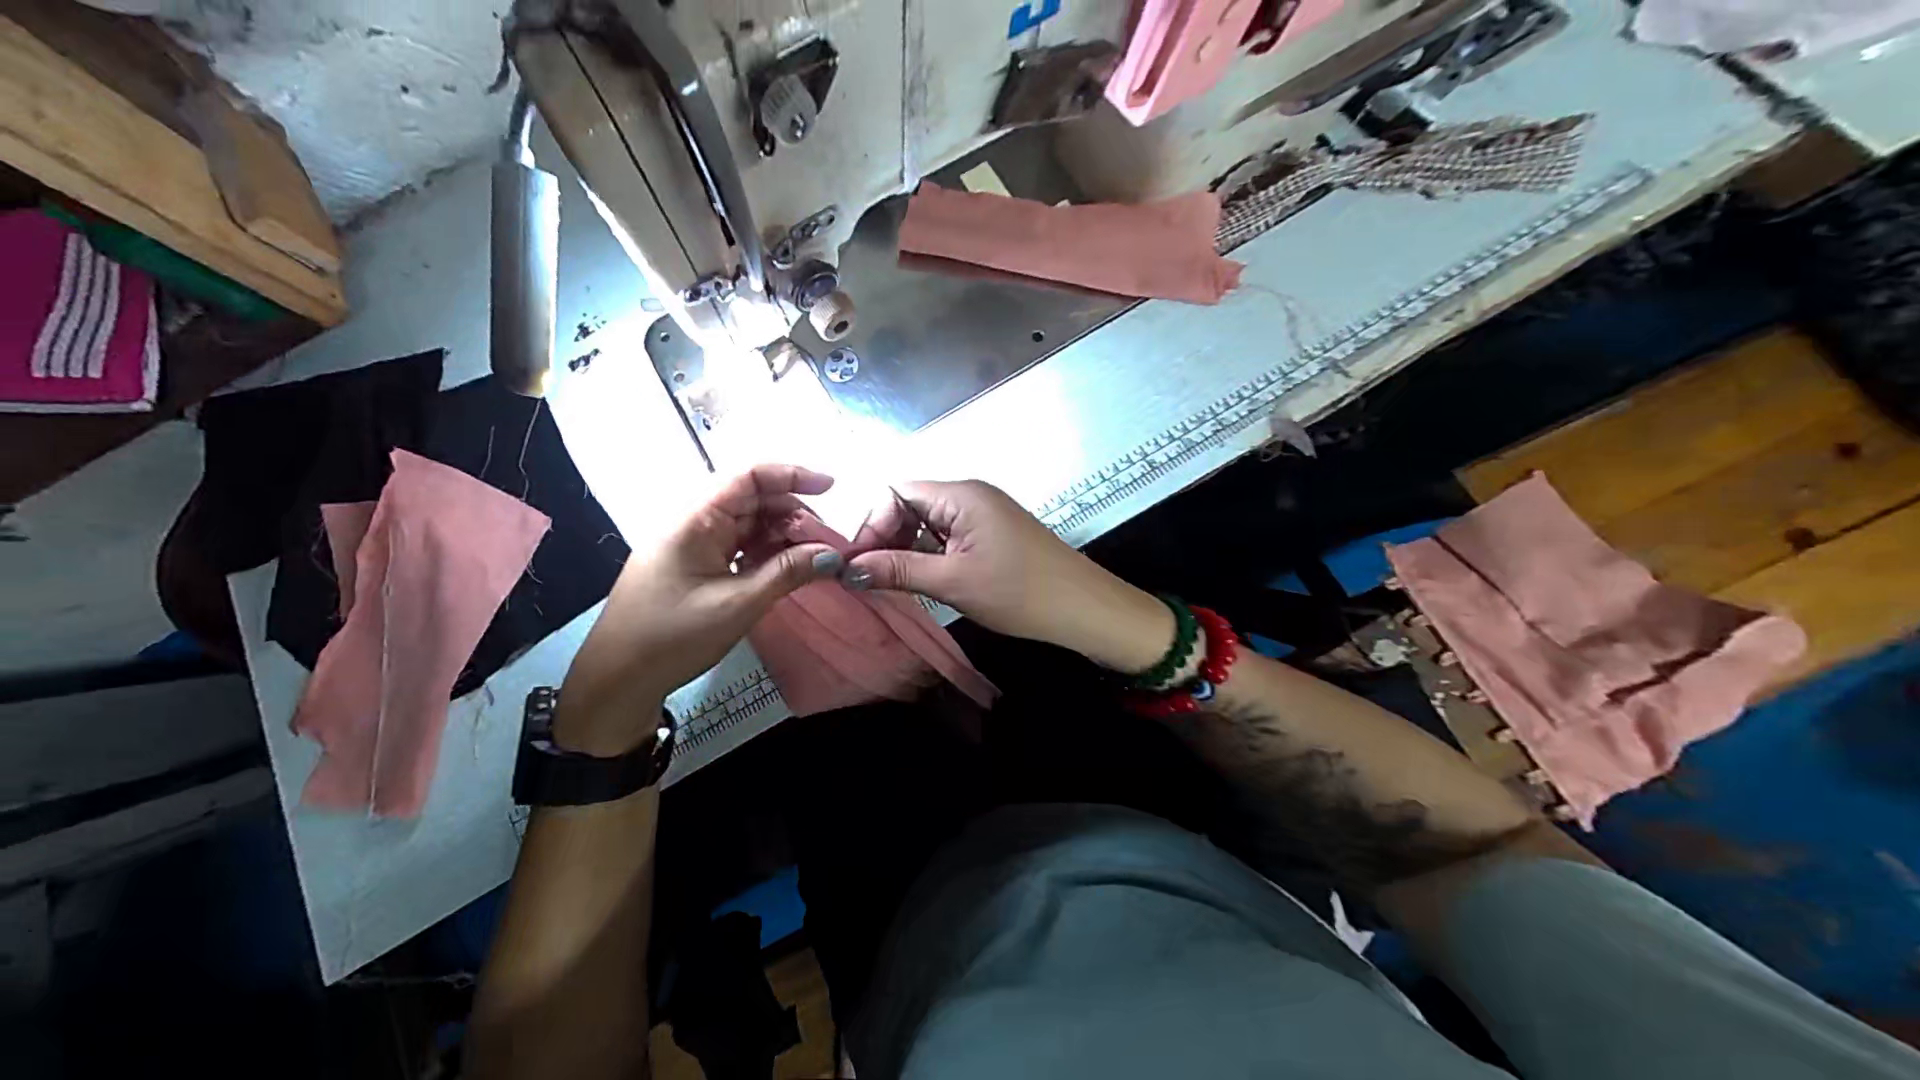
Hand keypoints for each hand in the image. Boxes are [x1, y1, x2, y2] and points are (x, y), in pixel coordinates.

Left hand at [555, 465, 844, 753]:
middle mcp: (694, 523)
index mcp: (695, 520)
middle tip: (829, 542)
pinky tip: (788, 568)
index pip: (749, 477)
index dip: (792, 475)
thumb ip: (787, 572)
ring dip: (784, 536)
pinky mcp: (696, 566)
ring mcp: (694, 545)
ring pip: (749, 525)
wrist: (618, 679)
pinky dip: (767, 553)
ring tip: (814, 558)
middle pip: (753, 500)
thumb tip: (832, 555)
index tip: (831, 488)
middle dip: (795, 514)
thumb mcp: (737, 605)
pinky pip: (739, 546)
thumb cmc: (672, 637)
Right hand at [844, 480, 1173, 673]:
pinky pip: (947, 537)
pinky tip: (918, 580)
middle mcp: (969, 495)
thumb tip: (850, 569)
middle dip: (885, 538)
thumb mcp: (953, 582)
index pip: (896, 493)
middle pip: (909, 505)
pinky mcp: (991, 535)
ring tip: (889, 583)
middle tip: (869, 577)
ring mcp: (983, 515)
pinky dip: (928, 556)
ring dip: (905, 549)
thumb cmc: (1019, 592)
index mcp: (960, 495)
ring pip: (927, 524)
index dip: (872, 524)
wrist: (1084, 609)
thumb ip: (898, 570)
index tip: (856, 563)